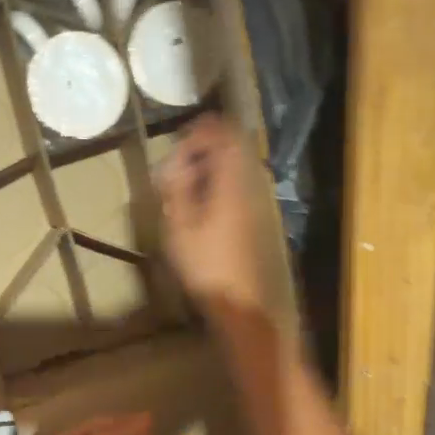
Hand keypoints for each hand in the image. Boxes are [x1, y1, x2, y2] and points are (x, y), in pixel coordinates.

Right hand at [155, 116, 267, 316]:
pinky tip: (202, 207)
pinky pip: (240, 184)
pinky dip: (220, 184)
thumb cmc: (207, 266)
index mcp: (232, 181)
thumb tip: (176, 161)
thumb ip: (177, 187)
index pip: (223, 134)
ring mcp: (258, 201)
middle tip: (179, 166)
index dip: (199, 132)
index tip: (177, 145)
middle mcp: (251, 184)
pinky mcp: (258, 218)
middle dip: (204, 148)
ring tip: (185, 187)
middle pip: (233, 146)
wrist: (242, 303)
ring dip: (211, 167)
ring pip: (237, 166)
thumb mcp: (180, 227)